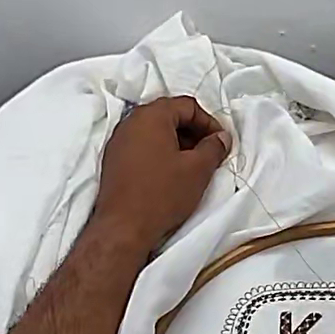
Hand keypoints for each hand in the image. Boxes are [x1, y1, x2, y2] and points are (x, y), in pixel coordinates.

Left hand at [88, 96, 230, 251]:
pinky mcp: (113, 162)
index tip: (221, 141)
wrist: (124, 227)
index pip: (187, 105)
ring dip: (176, 144)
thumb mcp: (198, 170)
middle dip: (193, 132)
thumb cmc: (160, 196)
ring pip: (154, 133)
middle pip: (169, 116)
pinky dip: (159, 155)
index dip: (209, 122)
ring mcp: (118, 143)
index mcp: (151, 116)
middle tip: (209, 152)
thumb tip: (221, 139)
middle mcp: (130, 123)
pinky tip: (171, 176)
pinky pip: (141, 149)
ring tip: (192, 167)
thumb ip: (213, 148)